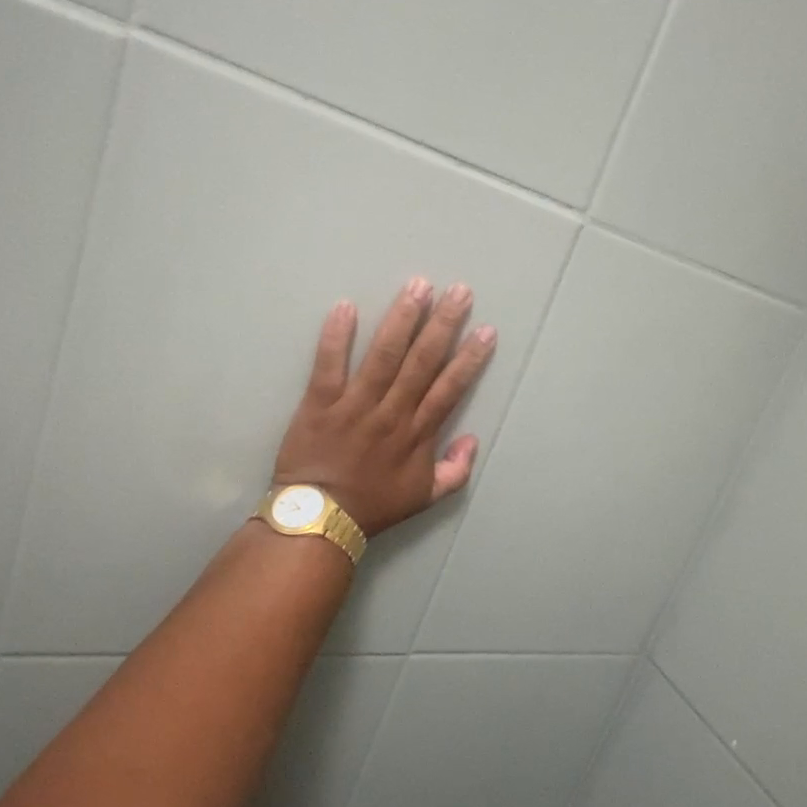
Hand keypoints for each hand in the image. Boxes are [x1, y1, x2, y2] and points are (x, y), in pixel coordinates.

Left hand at [272, 277, 496, 536]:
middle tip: (459, 292)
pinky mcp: (320, 403)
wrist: (319, 520)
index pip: (450, 389)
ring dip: (402, 319)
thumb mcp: (425, 498)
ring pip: (384, 356)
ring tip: (418, 287)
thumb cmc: (373, 507)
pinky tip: (347, 307)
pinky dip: (337, 336)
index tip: (486, 330)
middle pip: (422, 362)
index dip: (470, 359)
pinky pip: (329, 365)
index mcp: (418, 435)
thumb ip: (456, 471)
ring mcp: (355, 406)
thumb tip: (473, 439)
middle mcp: (392, 413)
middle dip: (443, 324)